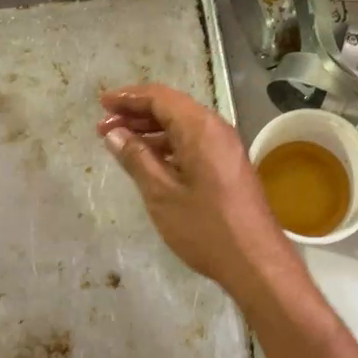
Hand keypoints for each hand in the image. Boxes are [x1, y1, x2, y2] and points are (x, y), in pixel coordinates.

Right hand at [97, 84, 298, 298]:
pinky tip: (148, 160)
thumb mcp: (162, 194)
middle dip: (137, 113)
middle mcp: (216, 128)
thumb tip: (114, 134)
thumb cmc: (205, 227)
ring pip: (182, 126)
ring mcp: (225, 146)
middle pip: (172, 107)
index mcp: (200, 128)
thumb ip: (136, 159)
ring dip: (151, 130)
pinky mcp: (228, 164)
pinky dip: (168, 145)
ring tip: (119, 143)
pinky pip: (193, 142)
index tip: (102, 104)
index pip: (160, 97)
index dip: (128, 97)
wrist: (255, 260)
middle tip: (104, 126)